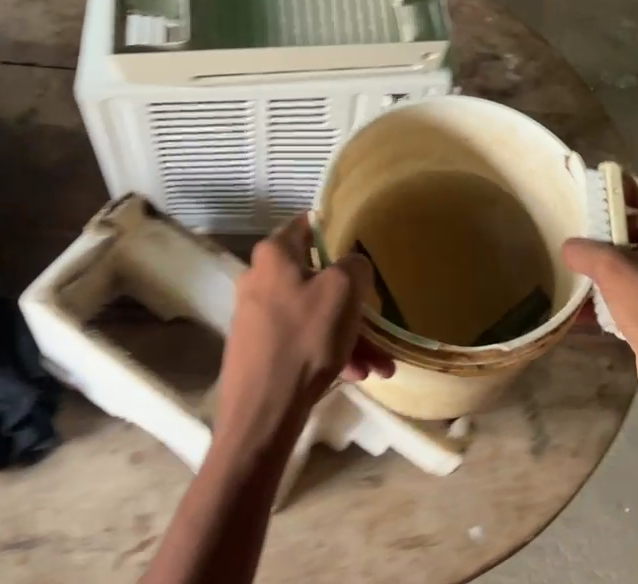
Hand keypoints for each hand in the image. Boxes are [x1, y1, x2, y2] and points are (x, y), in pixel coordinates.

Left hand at [218, 216, 393, 435]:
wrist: (262, 414)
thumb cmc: (304, 339)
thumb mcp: (343, 291)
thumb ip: (355, 264)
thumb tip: (353, 264)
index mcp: (273, 254)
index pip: (307, 224)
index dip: (336, 229)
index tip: (362, 240)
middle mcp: (259, 279)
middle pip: (316, 276)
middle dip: (352, 300)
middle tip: (378, 316)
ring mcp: (257, 316)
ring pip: (313, 314)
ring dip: (349, 334)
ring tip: (380, 363)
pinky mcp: (259, 349)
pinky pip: (302, 340)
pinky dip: (330, 352)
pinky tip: (358, 375)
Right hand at [563, 191, 637, 405]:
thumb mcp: (614, 271)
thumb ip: (585, 250)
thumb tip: (568, 247)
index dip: (618, 188)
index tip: (587, 192)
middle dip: (606, 229)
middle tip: (574, 228)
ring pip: (634, 259)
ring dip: (605, 263)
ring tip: (572, 263)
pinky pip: (634, 288)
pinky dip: (611, 291)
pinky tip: (581, 303)